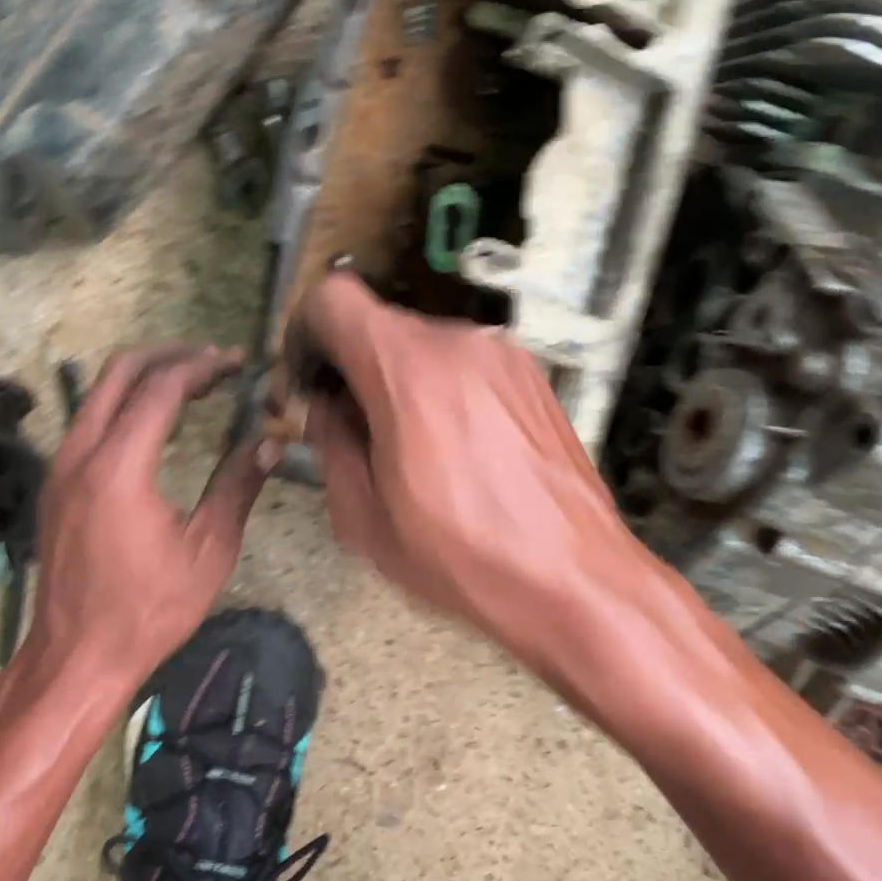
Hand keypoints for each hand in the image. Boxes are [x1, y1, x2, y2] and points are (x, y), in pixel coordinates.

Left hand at [33, 345, 275, 680]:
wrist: (75, 657)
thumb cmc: (148, 610)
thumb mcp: (208, 551)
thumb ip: (237, 486)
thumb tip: (269, 443)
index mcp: (118, 467)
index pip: (160, 387)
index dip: (202, 367)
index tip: (237, 365)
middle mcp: (80, 454)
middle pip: (119, 372)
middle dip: (169, 356)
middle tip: (213, 363)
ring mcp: (60, 468)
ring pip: (98, 393)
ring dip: (144, 379)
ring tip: (193, 386)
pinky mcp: (55, 485)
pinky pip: (88, 421)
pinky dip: (124, 407)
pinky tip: (158, 427)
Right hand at [294, 273, 661, 669]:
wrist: (576, 581)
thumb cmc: (461, 558)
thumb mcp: (364, 516)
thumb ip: (329, 441)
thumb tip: (323, 405)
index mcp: (407, 370)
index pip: (332, 299)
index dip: (305, 334)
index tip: (308, 385)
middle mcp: (458, 342)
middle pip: (377, 326)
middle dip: (351, 368)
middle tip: (351, 430)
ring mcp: (504, 354)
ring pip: (422, 346)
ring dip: (398, 382)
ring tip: (410, 450)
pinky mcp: (532, 376)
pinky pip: (464, 364)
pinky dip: (442, 389)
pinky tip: (456, 450)